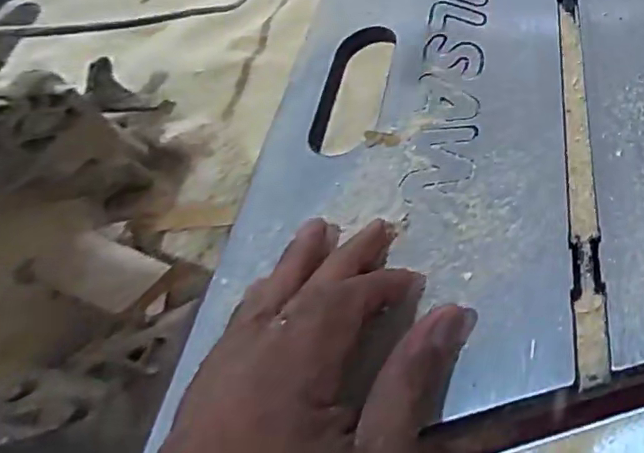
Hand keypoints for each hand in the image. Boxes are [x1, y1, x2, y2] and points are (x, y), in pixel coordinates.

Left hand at [164, 218, 475, 452]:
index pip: (341, 305)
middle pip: (301, 297)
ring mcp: (212, 391)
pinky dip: (253, 306)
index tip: (415, 281)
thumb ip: (408, 383)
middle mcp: (247, 370)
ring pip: (257, 310)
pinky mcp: (191, 417)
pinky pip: (226, 339)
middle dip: (343, 259)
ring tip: (315, 230)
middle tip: (378, 226)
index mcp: (291, 378)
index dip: (382, 284)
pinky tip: (262, 295)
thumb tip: (452, 312)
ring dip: (292, 268)